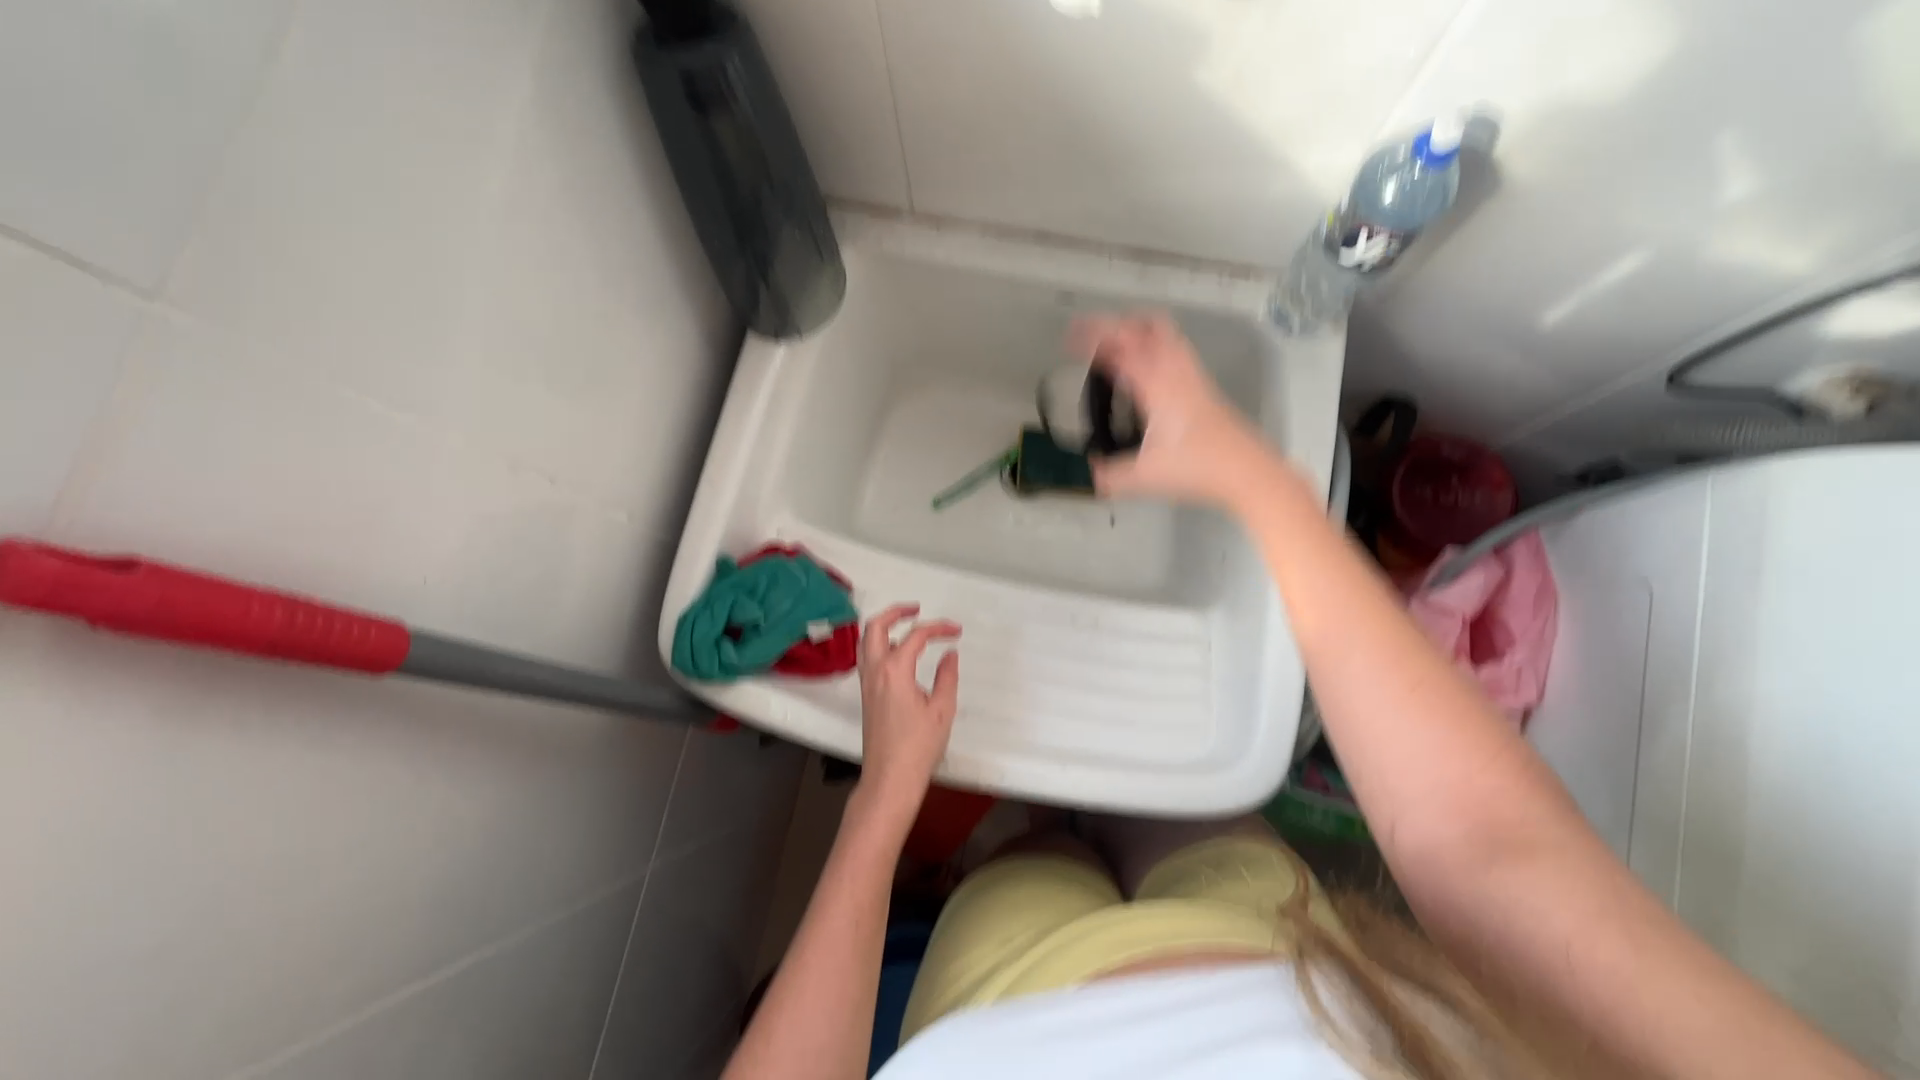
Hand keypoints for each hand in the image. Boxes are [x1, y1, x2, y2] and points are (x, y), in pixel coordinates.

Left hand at [855, 604, 960, 819]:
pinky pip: (867, 658)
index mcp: (894, 670)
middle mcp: (874, 671)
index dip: (937, 628)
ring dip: (883, 627)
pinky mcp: (866, 695)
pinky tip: (899, 653)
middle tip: (917, 609)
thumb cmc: (918, 747)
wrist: (890, 778)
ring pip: (865, 641)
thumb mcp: (942, 710)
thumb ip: (947, 676)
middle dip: (896, 612)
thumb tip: (949, 654)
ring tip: (906, 625)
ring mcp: (866, 683)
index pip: (915, 636)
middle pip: (875, 627)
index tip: (956, 631)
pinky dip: (880, 645)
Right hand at [1072, 312, 1269, 505]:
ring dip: (1139, 330)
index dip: (1092, 340)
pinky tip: (1148, 370)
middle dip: (1115, 324)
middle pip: (1146, 326)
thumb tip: (1088, 474)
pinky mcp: (1205, 387)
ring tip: (1118, 343)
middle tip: (1092, 336)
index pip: (1120, 349)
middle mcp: (1176, 371)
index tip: (1069, 340)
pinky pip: (1177, 351)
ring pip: (1166, 334)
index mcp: (1156, 386)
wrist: (1248, 472)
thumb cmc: (1198, 468)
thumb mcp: (1145, 477)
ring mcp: (1194, 376)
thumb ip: (1109, 476)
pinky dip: (1156, 347)